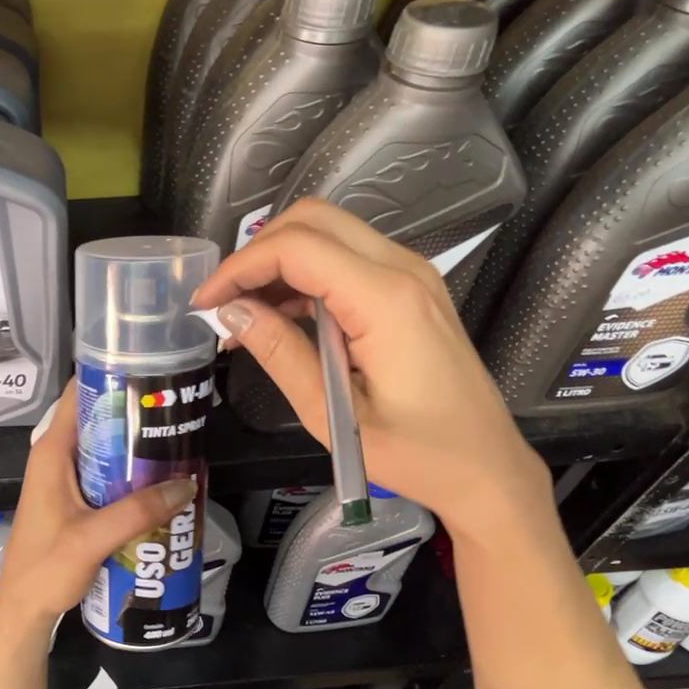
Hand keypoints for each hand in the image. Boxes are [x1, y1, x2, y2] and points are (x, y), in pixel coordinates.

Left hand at [0, 380, 197, 623]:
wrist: (24, 610)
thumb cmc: (45, 569)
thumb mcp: (93, 538)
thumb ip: (138, 511)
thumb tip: (188, 484)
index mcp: (52, 452)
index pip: (80, 394)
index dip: (114, 376)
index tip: (154, 373)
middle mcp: (56, 457)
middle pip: (99, 419)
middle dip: (137, 414)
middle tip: (179, 415)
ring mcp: (65, 479)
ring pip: (106, 449)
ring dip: (137, 447)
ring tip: (178, 444)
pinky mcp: (75, 501)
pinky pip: (107, 475)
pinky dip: (132, 474)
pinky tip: (161, 483)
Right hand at [193, 199, 547, 536]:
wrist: (484, 468)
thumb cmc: (415, 454)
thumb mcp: (333, 415)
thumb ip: (281, 354)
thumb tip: (231, 312)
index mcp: (386, 300)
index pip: (297, 248)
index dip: (240, 267)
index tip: (204, 303)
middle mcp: (402, 271)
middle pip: (313, 220)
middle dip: (256, 252)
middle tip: (221, 302)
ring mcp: (410, 276)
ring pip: (328, 234)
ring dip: (278, 263)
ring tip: (240, 316)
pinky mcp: (409, 291)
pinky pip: (346, 261)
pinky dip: (303, 279)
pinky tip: (275, 320)